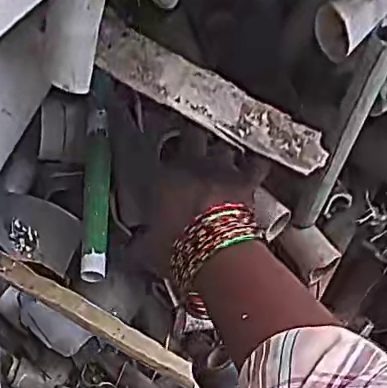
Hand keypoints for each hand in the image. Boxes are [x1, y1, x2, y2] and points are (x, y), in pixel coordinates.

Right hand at [132, 131, 266, 276]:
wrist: (216, 255)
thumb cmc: (179, 250)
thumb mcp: (147, 252)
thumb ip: (137, 243)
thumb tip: (132, 246)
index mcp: (160, 177)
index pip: (145, 149)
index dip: (141, 138)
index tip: (136, 132)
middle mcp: (190, 164)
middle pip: (190, 133)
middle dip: (189, 136)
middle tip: (187, 141)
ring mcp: (221, 169)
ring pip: (222, 144)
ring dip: (220, 150)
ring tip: (219, 157)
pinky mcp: (246, 181)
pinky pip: (254, 164)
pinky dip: (254, 164)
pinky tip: (254, 165)